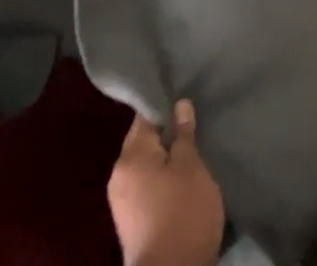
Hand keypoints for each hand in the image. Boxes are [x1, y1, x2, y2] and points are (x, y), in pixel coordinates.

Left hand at [109, 101, 224, 265]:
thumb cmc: (183, 212)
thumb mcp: (191, 168)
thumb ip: (184, 135)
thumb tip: (179, 105)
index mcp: (130, 157)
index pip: (145, 117)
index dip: (166, 106)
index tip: (189, 99)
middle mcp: (118, 175)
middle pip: (144, 141)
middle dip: (168, 133)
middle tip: (198, 124)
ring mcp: (121, 199)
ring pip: (146, 164)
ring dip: (167, 156)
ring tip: (195, 150)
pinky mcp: (130, 218)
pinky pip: (146, 184)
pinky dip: (163, 177)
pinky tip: (184, 178)